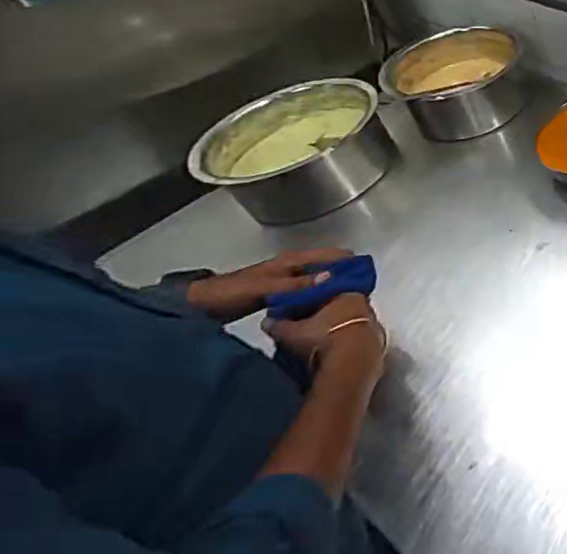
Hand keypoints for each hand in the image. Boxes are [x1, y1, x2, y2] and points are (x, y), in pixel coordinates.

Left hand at [185, 247, 351, 321]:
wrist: (202, 306)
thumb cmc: (234, 293)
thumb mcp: (267, 288)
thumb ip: (298, 285)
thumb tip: (332, 276)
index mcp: (292, 260)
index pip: (329, 255)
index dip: (347, 263)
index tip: (364, 278)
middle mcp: (293, 266)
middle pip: (325, 267)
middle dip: (341, 277)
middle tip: (358, 295)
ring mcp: (286, 280)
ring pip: (316, 280)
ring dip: (329, 289)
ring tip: (345, 304)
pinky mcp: (279, 293)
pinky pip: (306, 293)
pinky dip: (316, 298)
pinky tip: (321, 311)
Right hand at [264, 292, 385, 375]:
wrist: (351, 367)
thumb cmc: (322, 341)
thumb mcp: (294, 333)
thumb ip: (279, 324)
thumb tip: (265, 321)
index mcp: (349, 294)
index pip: (334, 293)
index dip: (319, 302)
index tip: (307, 312)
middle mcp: (368, 307)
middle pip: (348, 309)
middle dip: (334, 318)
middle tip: (316, 331)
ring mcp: (376, 328)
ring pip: (358, 327)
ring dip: (346, 334)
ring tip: (328, 348)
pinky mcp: (380, 350)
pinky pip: (365, 346)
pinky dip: (354, 350)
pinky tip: (342, 360)